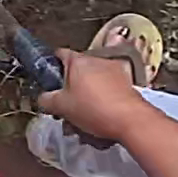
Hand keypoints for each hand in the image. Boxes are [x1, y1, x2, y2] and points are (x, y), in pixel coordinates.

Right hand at [36, 48, 160, 141]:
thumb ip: (45, 100)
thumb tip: (44, 99)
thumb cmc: (92, 108)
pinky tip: (100, 121)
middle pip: (77, 72)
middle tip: (66, 107)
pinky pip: (109, 92)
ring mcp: (116, 72)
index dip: (51, 66)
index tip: (50, 81)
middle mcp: (98, 61)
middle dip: (71, 89)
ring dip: (87, 98)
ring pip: (94, 84)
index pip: (59, 54)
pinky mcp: (130, 86)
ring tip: (84, 121)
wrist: (133, 122)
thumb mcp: (60, 106)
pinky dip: (103, 103)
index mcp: (78, 60)